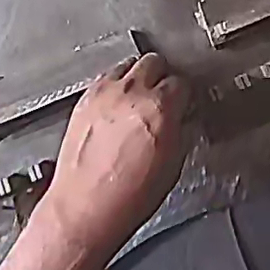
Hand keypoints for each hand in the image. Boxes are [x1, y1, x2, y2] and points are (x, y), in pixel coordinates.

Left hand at [34, 53, 189, 258]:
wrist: (85, 207)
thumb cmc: (126, 196)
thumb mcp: (172, 164)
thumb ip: (179, 130)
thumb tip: (181, 119)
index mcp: (160, 108)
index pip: (181, 82)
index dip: (185, 93)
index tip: (184, 100)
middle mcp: (131, 93)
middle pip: (154, 62)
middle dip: (162, 75)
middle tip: (165, 91)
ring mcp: (104, 93)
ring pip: (128, 64)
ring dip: (137, 76)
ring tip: (140, 96)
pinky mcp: (84, 99)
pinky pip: (105, 79)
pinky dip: (115, 86)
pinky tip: (117, 103)